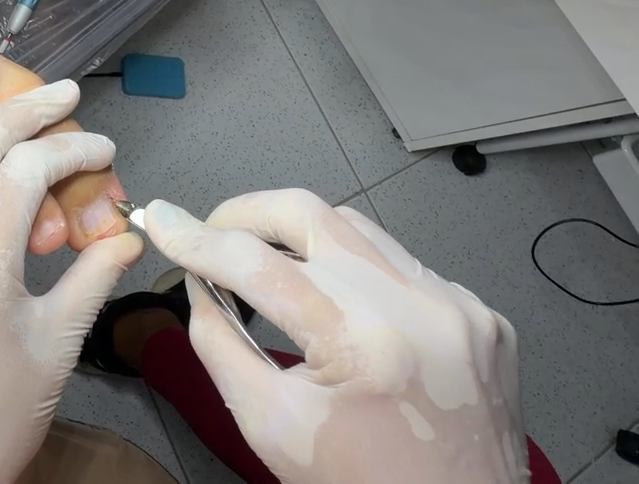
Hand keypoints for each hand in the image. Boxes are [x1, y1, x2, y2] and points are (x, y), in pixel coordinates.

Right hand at [142, 191, 526, 483]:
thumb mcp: (267, 426)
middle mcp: (416, 306)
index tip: (160, 219)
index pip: (256, 263)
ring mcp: (455, 303)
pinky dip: (352, 269)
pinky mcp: (478, 310)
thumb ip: (219, 342)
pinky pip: (394, 262)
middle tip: (212, 233)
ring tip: (271, 266)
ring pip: (351, 225)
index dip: (196, 238)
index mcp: (362, 344)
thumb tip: (201, 280)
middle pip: (306, 211)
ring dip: (298, 236)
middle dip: (245, 213)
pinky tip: (342, 305)